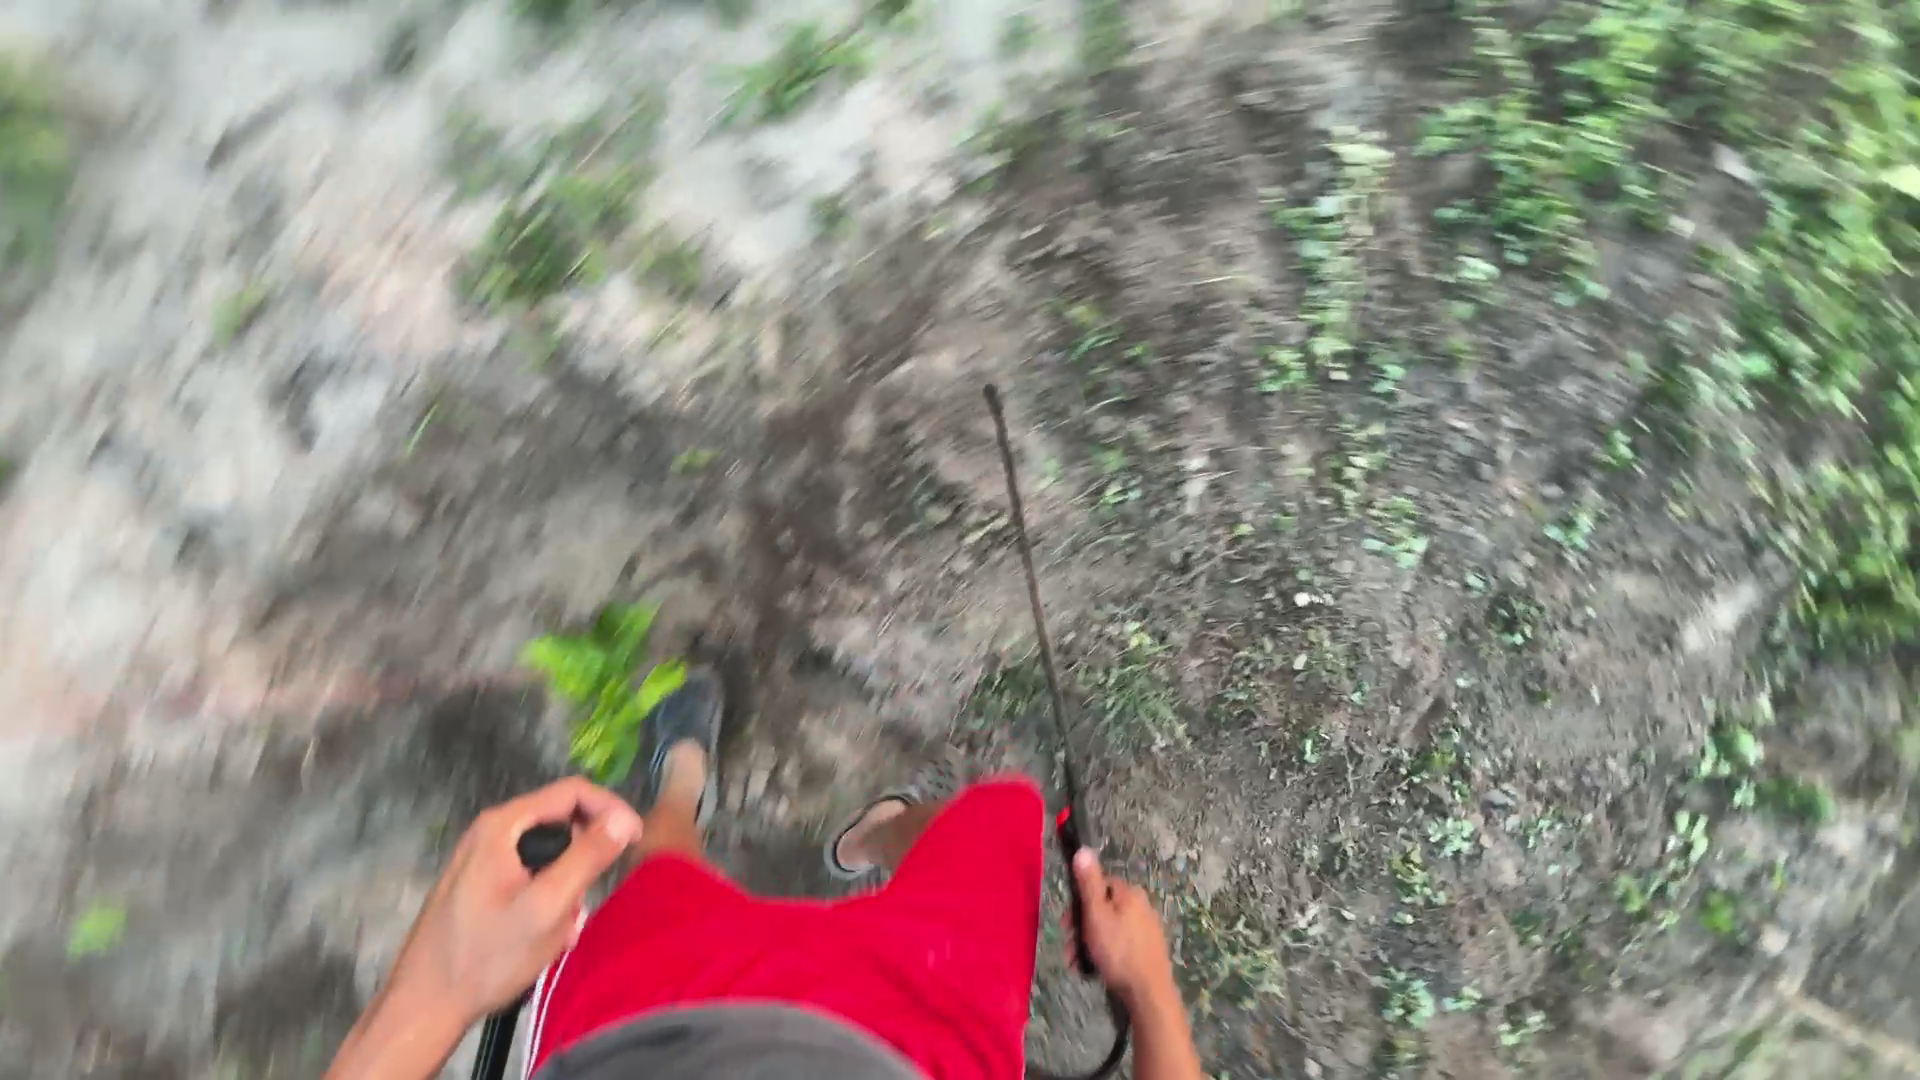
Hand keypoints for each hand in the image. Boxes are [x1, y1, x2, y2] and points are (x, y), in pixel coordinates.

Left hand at [382, 777, 642, 1026]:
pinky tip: (547, 924)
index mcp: (504, 824)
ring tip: (569, 916)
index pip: (574, 791)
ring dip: (570, 874)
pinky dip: (550, 887)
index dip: (612, 809)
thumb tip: (625, 819)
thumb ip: (588, 857)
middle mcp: (491, 829)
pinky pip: (532, 867)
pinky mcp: (480, 879)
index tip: (633, 841)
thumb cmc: (485, 957)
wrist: (421, 1010)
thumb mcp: (547, 906)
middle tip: (596, 887)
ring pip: (549, 846)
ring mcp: (483, 855)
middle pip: (562, 817)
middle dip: (587, 848)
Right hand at [1071, 849, 1176, 1004]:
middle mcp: (1141, 905)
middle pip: (1102, 907)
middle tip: (1069, 948)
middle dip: (1081, 928)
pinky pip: (1120, 944)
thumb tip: (1083, 849)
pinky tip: (1094, 970)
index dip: (1078, 903)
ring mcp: (1146, 929)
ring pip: (1109, 928)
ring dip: (1088, 944)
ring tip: (1078, 964)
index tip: (1066, 924)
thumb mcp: (1096, 914)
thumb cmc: (1118, 951)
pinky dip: (1105, 953)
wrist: (1150, 995)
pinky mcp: (1148, 950)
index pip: (1097, 884)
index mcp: (1129, 892)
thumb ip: (1088, 883)